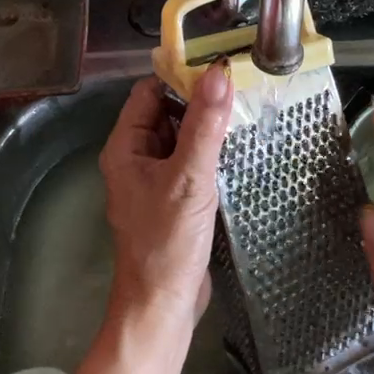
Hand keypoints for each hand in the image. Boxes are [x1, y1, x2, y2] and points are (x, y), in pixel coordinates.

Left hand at [100, 64, 232, 325]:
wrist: (162, 306)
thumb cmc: (167, 242)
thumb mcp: (188, 178)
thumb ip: (204, 126)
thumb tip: (218, 73)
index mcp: (126, 148)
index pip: (149, 93)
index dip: (180, 77)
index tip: (220, 67)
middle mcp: (136, 159)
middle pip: (167, 113)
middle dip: (200, 101)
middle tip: (242, 88)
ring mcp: (155, 180)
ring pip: (182, 138)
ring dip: (209, 128)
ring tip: (248, 112)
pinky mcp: (175, 199)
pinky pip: (191, 163)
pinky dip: (212, 154)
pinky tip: (240, 150)